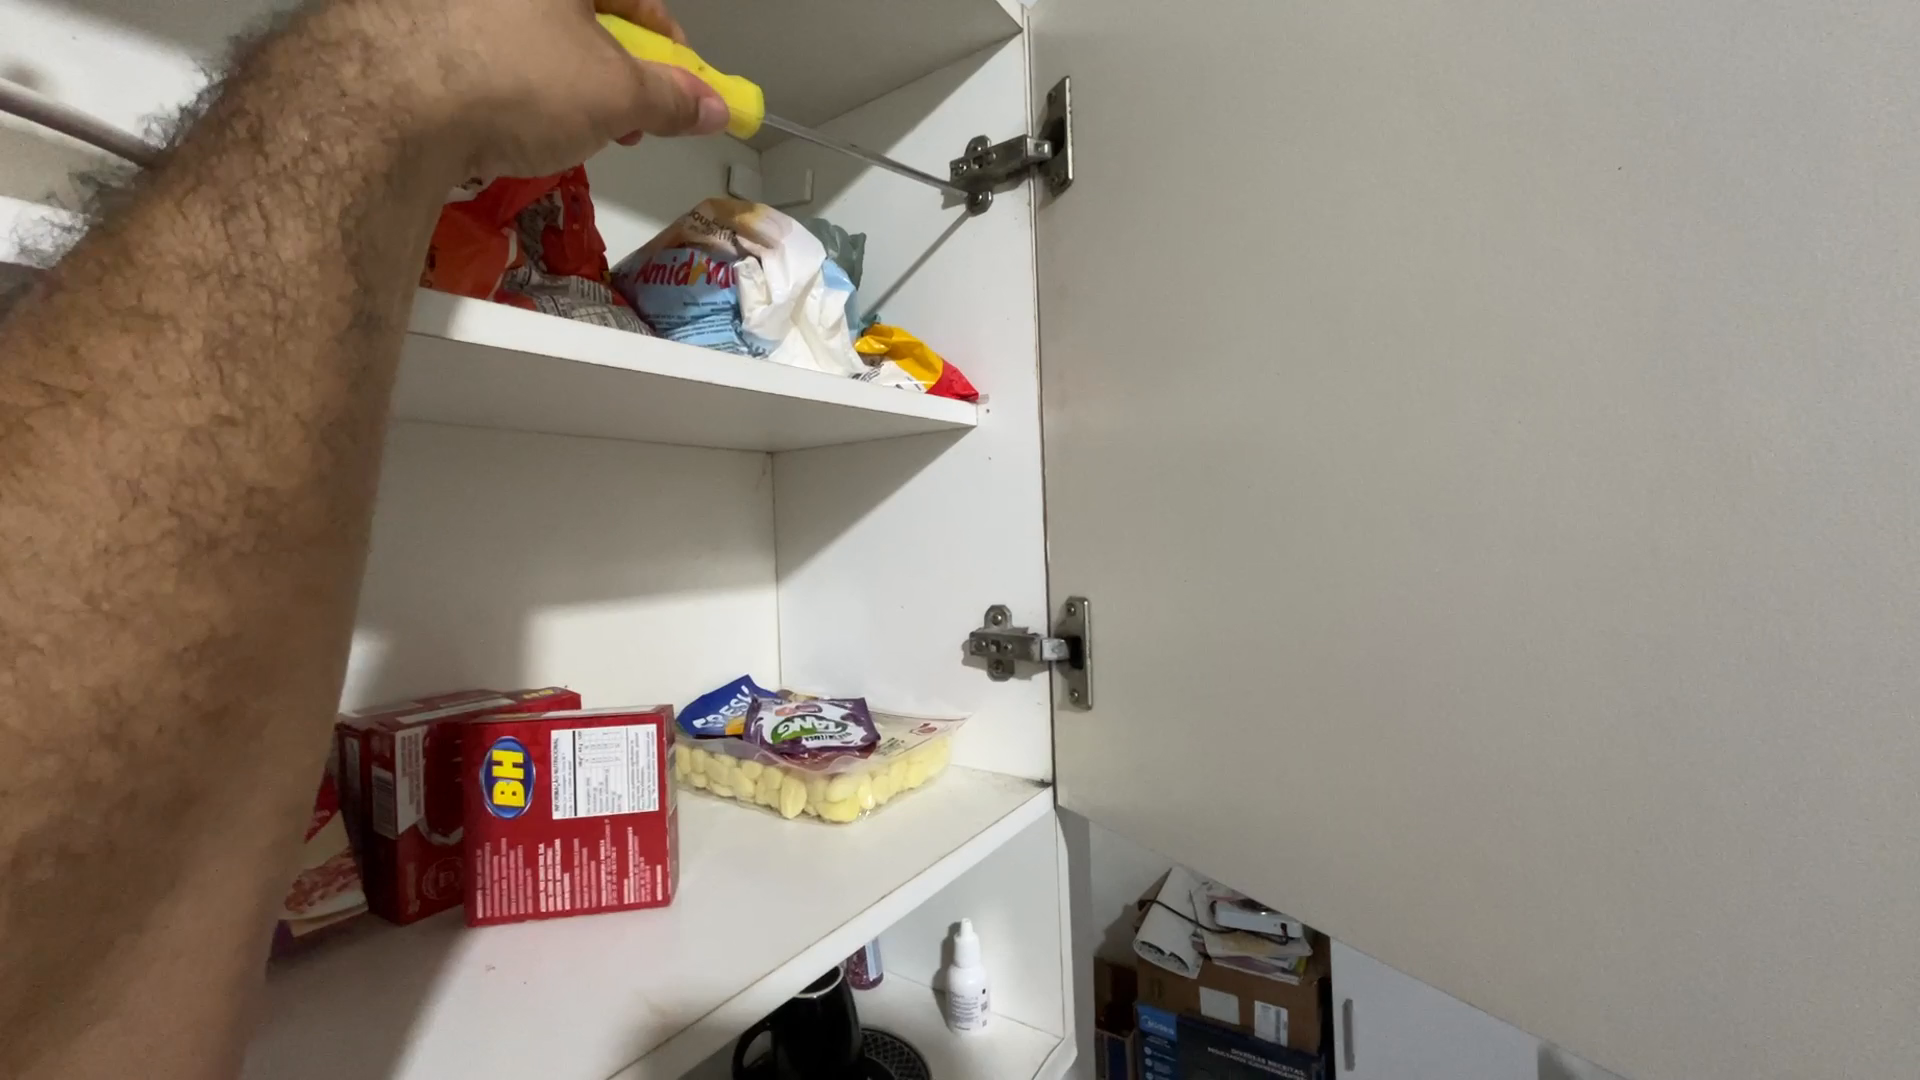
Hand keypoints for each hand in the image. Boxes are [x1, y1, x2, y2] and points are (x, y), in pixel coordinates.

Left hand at [322, 0, 730, 178]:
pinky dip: (522, 80)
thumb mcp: (618, 96)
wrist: (392, 100)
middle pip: (582, 13)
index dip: (669, 46)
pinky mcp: (415, 19)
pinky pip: (491, 43)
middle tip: (630, 117)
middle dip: (617, 69)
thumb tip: (713, 108)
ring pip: (536, 31)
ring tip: (578, 128)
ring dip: (572, 80)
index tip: (686, 84)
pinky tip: (524, 120)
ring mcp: (457, 0)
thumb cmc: (517, 80)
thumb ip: (673, 99)